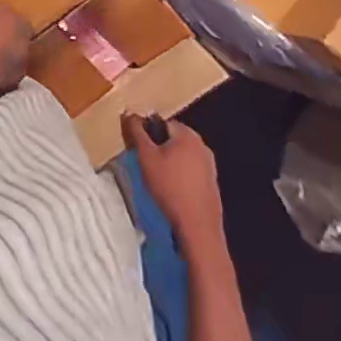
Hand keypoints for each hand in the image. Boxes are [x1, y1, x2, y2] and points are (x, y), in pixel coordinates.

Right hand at [124, 114, 224, 239]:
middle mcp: (203, 146)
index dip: (146, 131)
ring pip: (181, 154)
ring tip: (156, 176)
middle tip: (144, 161)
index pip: (161, 122)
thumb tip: (129, 113)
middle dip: (157, 146)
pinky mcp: (212, 183)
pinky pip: (190, 169)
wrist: (198, 227)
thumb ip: (136, 131)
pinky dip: (179, 173)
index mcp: (188, 135)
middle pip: (172, 138)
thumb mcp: (145, 156)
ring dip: (168, 160)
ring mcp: (210, 165)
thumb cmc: (169, 187)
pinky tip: (171, 188)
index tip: (137, 146)